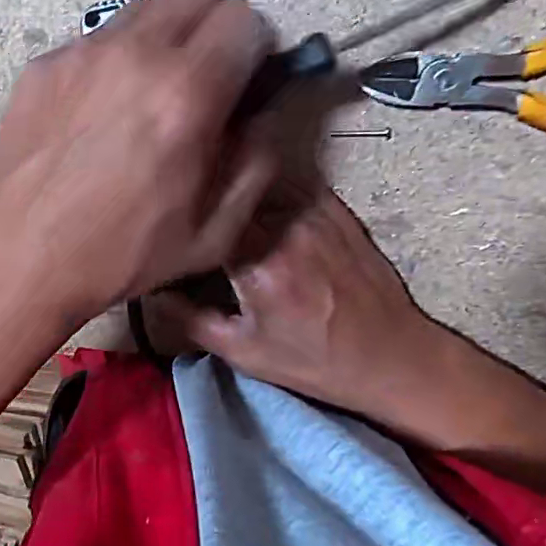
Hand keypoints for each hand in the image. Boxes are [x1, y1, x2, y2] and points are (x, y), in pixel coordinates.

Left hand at [0, 0, 279, 330]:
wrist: (17, 259)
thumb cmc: (118, 256)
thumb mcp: (213, 233)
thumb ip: (256, 162)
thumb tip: (264, 114)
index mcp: (185, 94)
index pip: (245, 20)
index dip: (256, 49)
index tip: (246, 80)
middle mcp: (133, 55)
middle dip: (216, 28)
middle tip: (206, 79)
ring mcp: (80, 54)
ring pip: (144, 11)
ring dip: (165, 38)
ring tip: (149, 95)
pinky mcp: (42, 66)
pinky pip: (96, 41)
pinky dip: (114, 60)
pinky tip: (99, 112)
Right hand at [175, 184, 505, 444]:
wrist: (393, 357)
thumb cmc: (314, 361)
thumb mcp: (244, 353)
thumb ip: (190, 319)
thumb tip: (152, 292)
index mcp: (257, 263)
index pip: (203, 218)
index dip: (183, 218)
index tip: (171, 227)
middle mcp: (285, 228)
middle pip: (230, 195)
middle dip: (209, 204)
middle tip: (195, 217)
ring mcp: (315, 213)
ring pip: (259, 184)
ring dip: (238, 194)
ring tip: (226, 210)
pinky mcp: (337, 210)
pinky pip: (291, 185)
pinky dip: (271, 193)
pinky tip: (265, 211)